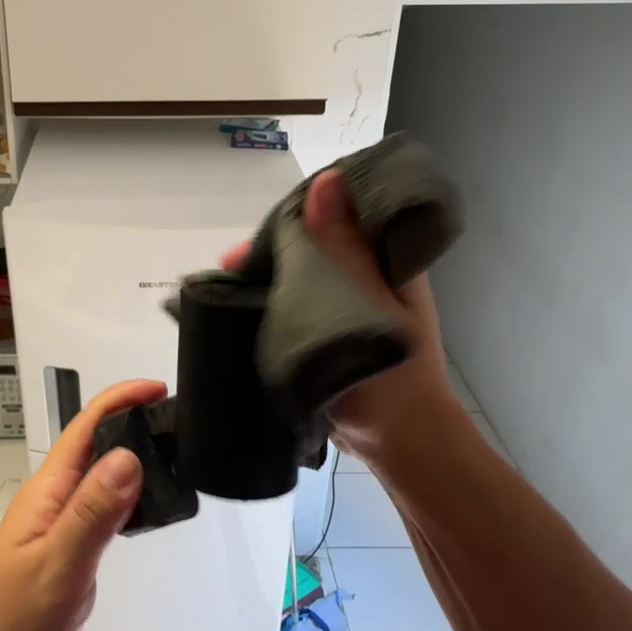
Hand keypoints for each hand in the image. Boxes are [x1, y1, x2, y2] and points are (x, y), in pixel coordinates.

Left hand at [0, 379, 158, 630]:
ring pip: (100, 481)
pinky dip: (128, 503)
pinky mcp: (67, 557)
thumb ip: (93, 512)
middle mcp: (52, 504)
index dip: (121, 400)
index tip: (157, 388)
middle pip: (95, 447)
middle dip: (131, 423)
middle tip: (172, 419)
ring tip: (168, 458)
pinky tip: (143, 514)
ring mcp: (59, 530)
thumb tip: (128, 457)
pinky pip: (102, 515)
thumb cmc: (5, 627)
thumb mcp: (57, 565)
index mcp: (46, 494)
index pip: (86, 428)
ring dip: (132, 463)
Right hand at [221, 169, 461, 466]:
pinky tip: (244, 307)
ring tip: (228, 287)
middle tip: (231, 267)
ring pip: (303, 270)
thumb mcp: (367, 310)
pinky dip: (273, 300)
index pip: (341, 212)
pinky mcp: (334, 326)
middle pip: (316, 240)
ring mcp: (351, 299)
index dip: (296, 215)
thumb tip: (326, 181)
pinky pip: (299, 299)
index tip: (258, 237)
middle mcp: (370, 270)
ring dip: (269, 275)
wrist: (403, 449)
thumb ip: (344, 251)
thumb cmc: (393, 382)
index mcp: (389, 257)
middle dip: (273, 249)